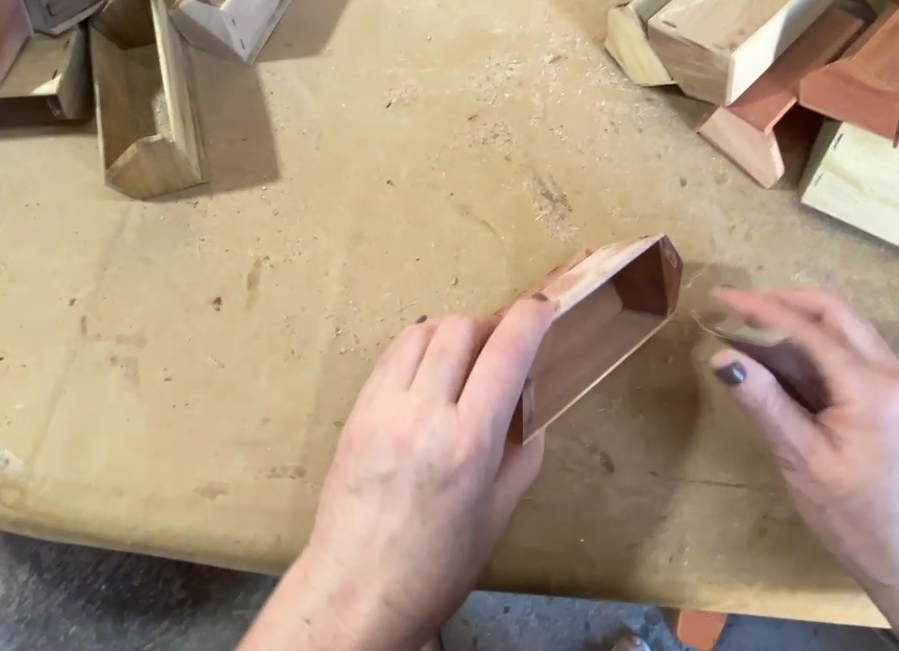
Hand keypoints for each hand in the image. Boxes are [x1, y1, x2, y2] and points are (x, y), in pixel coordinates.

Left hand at [240, 295, 557, 650]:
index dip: (529, 319)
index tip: (542, 307)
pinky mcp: (357, 410)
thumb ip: (523, 450)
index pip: (505, 353)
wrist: (356, 592)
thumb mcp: (499, 514)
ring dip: (452, 332)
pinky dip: (418, 346)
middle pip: (460, 328)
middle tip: (501, 345)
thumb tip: (528, 400)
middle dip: (490, 325)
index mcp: (468, 444)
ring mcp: (383, 408)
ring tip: (463, 356)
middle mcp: (424, 414)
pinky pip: (391, 354)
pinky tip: (428, 367)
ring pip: (423, 331)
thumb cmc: (437, 566)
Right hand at [708, 287, 898, 609]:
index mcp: (872, 387)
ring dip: (798, 319)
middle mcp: (891, 372)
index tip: (721, 297)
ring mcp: (897, 381)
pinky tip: (781, 357)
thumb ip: (763, 401)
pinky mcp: (893, 394)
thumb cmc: (855, 516)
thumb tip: (720, 355)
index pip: (809, 328)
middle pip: (834, 311)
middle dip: (783, 301)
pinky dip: (812, 342)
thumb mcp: (801, 460)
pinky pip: (849, 349)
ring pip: (844, 325)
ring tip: (751, 327)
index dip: (761, 307)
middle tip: (736, 307)